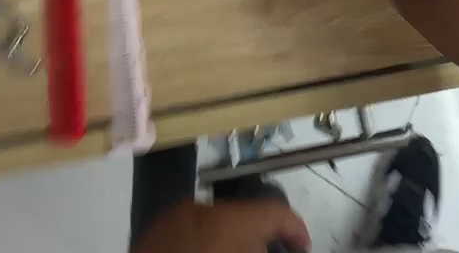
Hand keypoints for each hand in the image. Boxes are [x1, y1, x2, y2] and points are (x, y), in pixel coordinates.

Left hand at [129, 201, 309, 252]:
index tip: (303, 248)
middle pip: (244, 216)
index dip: (296, 229)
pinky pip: (190, 231)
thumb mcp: (244, 251)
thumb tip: (269, 244)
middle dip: (260, 238)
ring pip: (216, 223)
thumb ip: (262, 245)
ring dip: (231, 241)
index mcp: (231, 220)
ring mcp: (174, 217)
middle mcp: (202, 208)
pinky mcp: (155, 230)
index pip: (276, 211)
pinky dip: (204, 244)